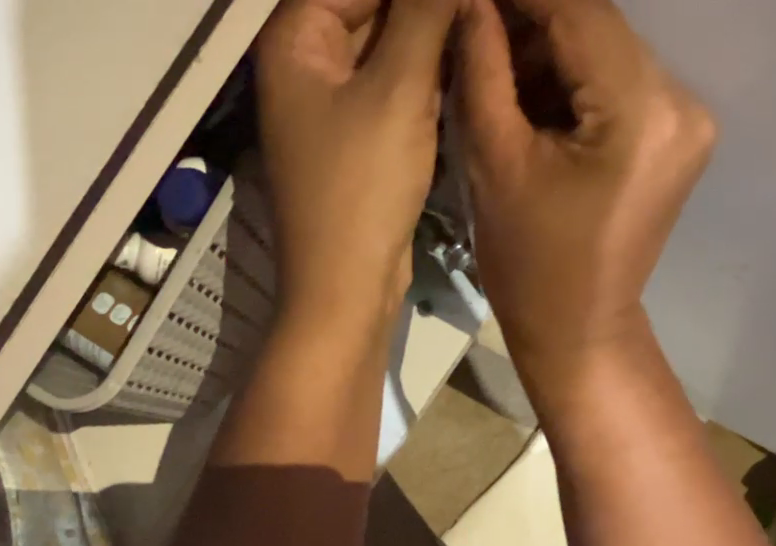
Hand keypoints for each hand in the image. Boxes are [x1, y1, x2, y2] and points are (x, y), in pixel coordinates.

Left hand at [255, 0, 461, 326]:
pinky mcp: (355, 144)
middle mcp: (304, 66)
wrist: (346, 288)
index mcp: (295, 39)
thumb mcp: (399, 89)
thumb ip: (425, 12)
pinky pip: (392, 92)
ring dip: (431, 41)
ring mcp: (328, 109)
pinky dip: (424, 80)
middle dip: (425, 10)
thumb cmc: (363, 187)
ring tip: (480, 29)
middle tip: (480, 11)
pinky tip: (464, 70)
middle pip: (370, 8)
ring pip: (387, 50)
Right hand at [455, 0, 714, 386]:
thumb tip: (469, 0)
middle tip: (475, 25)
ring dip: (549, 46)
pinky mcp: (678, 134)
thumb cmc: (527, 263)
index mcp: (641, 113)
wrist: (576, 330)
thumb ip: (483, 65)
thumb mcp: (494, 161)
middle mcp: (682, 102)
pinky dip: (573, 77)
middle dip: (531, 18)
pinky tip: (528, 86)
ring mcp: (687, 118)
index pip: (579, 11)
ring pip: (607, 50)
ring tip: (491, 55)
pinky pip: (619, 82)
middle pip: (598, 27)